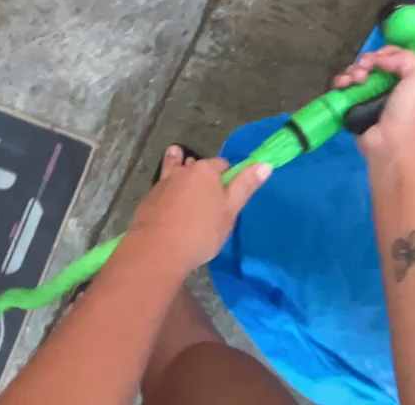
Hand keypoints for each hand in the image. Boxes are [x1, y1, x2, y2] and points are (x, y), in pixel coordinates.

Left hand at [123, 147, 271, 274]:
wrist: (158, 249)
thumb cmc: (201, 231)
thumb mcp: (230, 211)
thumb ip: (245, 186)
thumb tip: (265, 164)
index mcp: (206, 171)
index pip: (222, 164)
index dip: (227, 176)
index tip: (229, 193)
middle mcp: (183, 171)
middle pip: (196, 166)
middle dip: (202, 175)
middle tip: (207, 193)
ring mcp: (163, 184)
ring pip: (175, 171)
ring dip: (180, 173)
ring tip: (184, 180)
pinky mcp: (149, 199)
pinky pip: (162, 189)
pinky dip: (167, 192)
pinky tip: (168, 205)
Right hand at [333, 46, 414, 161]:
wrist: (392, 145)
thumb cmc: (409, 111)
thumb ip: (406, 58)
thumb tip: (379, 59)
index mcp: (409, 79)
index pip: (393, 55)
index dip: (383, 52)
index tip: (378, 59)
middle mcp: (390, 86)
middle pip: (371, 62)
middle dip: (364, 62)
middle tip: (364, 72)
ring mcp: (371, 97)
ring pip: (356, 73)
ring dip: (352, 72)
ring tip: (354, 82)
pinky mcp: (355, 107)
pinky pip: (345, 88)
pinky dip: (341, 83)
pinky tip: (342, 86)